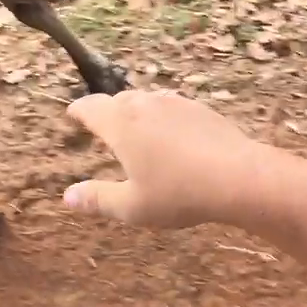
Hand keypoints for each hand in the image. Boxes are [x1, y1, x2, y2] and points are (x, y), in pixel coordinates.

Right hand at [62, 89, 265, 227]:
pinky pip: (172, 107)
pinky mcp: (201, 109)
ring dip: (137, 110)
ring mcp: (176, 103)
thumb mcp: (131, 206)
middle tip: (102, 123)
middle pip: (120, 100)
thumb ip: (98, 199)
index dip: (80, 110)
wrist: (237, 175)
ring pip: (148, 100)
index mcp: (121, 123)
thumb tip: (68, 196)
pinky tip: (172, 134)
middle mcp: (146, 105)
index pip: (92, 107)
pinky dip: (163, 116)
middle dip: (108, 110)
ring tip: (136, 127)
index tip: (73, 113)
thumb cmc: (177, 193)